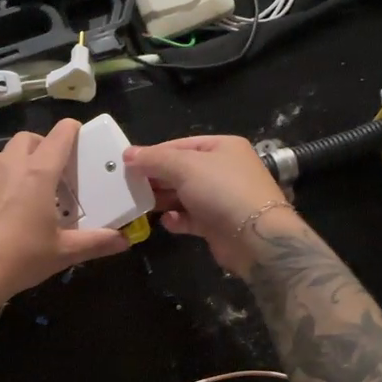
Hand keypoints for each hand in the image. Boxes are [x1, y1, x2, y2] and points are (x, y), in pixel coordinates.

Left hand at [0, 120, 129, 299]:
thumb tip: (124, 241)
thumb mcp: (63, 253)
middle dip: (42, 147)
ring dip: (16, 164)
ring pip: (3, 155)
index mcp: (39, 173)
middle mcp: (9, 163)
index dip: (72, 131)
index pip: (61, 135)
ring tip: (21, 192)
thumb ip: (96, 242)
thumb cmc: (20, 259)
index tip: (78, 137)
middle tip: (50, 173)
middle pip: (29, 138)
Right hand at [123, 136, 292, 273]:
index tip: (128, 163)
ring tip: (141, 204)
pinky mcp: (217, 224)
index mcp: (222, 147)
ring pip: (184, 195)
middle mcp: (223, 170)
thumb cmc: (221, 191)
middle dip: (156, 178)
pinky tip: (166, 221)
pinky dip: (177, 219)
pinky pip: (190, 218)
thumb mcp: (185, 166)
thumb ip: (155, 159)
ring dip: (163, 200)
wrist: (254, 237)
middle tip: (129, 186)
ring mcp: (221, 198)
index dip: (154, 153)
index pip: (181, 145)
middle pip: (181, 170)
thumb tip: (127, 154)